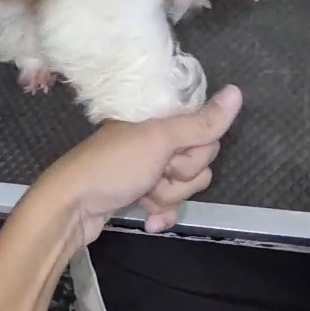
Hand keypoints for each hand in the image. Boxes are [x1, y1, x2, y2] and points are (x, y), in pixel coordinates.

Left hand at [24, 86, 241, 249]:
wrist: (71, 206)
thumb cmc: (114, 166)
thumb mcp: (160, 140)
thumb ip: (201, 123)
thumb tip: (238, 91)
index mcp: (159, 118)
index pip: (204, 131)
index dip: (196, 149)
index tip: (174, 154)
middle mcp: (155, 138)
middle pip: (199, 160)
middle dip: (181, 175)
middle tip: (155, 172)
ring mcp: (147, 167)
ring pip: (185, 185)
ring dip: (167, 195)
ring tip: (142, 192)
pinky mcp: (140, 193)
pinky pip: (169, 205)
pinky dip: (161, 212)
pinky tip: (148, 219)